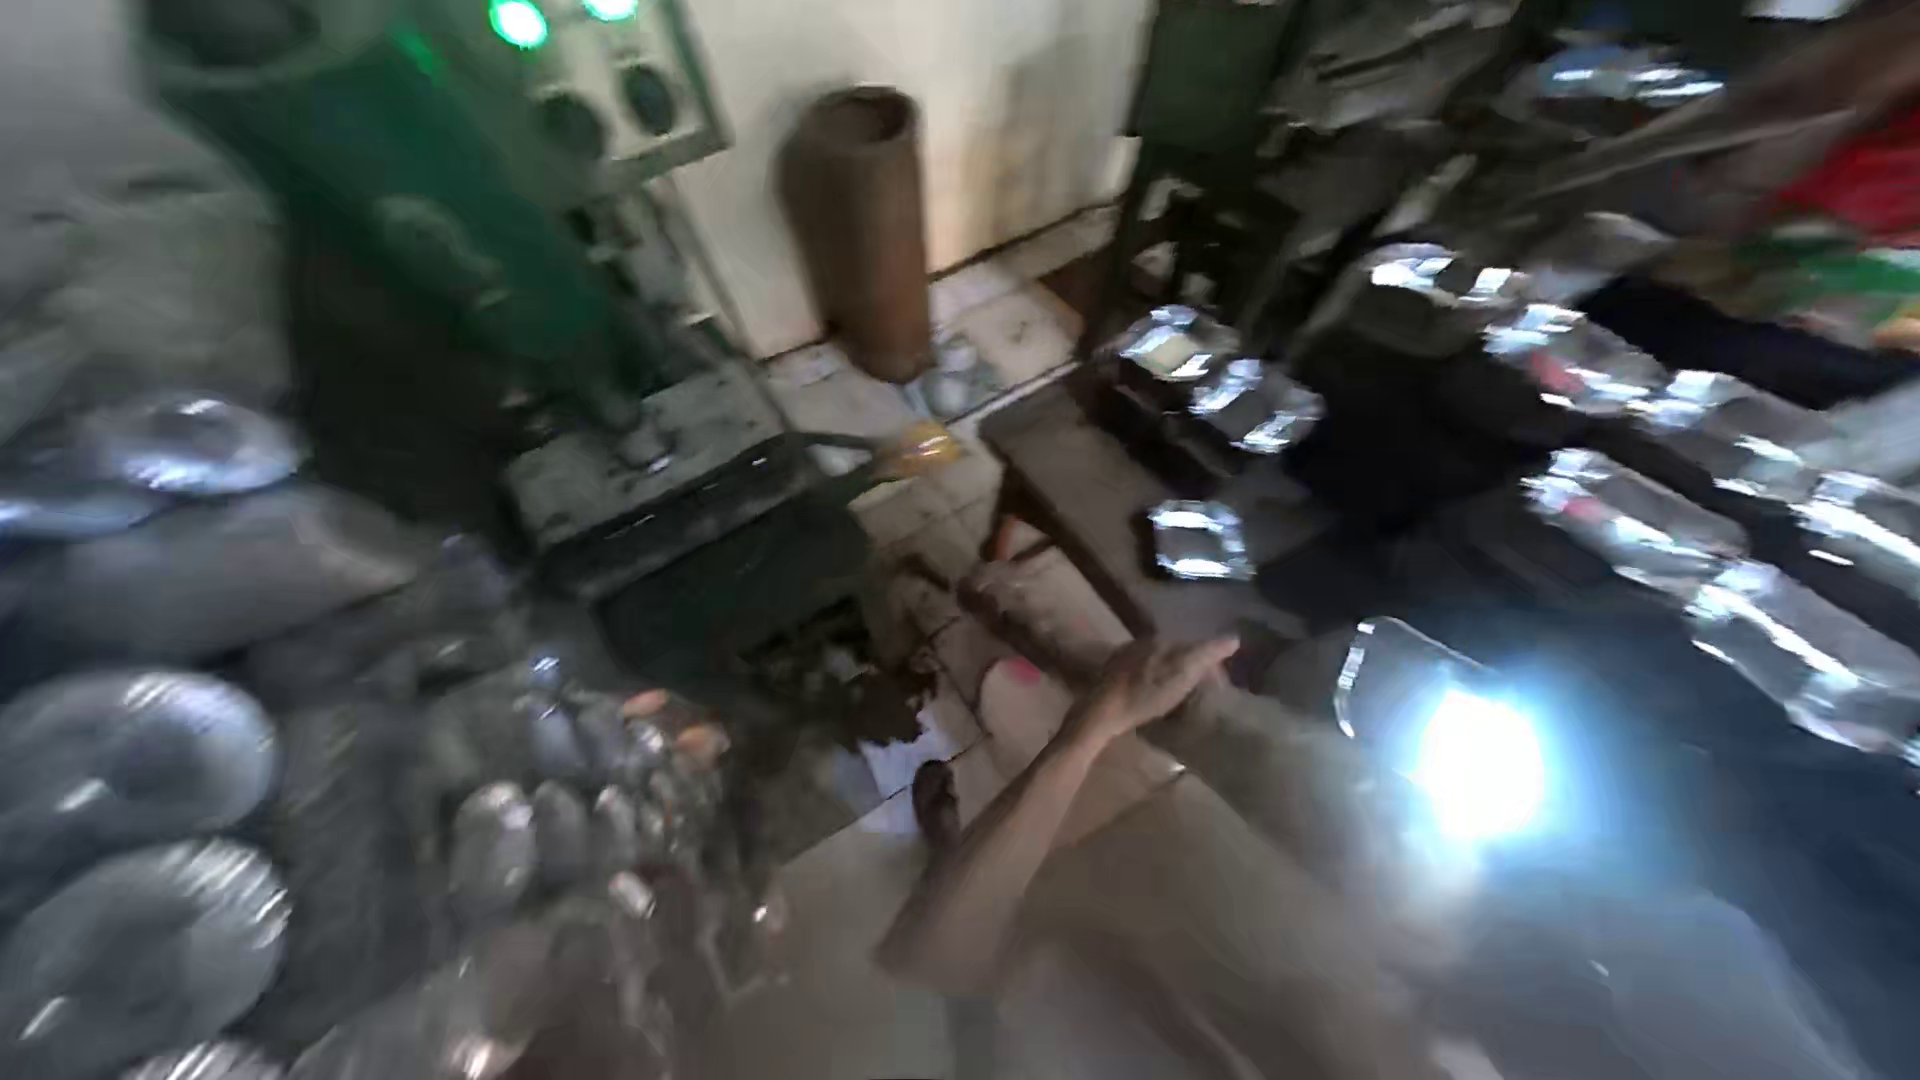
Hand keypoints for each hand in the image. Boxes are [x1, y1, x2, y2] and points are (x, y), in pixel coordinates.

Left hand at [1060, 637, 1238, 749]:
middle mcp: (1145, 641)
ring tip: (1182, 692)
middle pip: (1177, 651)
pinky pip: (1145, 667)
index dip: (1211, 663)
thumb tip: (1233, 639)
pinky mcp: (1115, 668)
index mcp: (1162, 640)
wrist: (1102, 710)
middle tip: (1203, 689)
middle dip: (1193, 665)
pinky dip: (1156, 677)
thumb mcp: (1181, 676)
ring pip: (1160, 658)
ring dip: (1174, 671)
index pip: (1195, 646)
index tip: (1219, 683)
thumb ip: (1205, 654)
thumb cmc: (1145, 697)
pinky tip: (1156, 692)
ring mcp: (1127, 653)